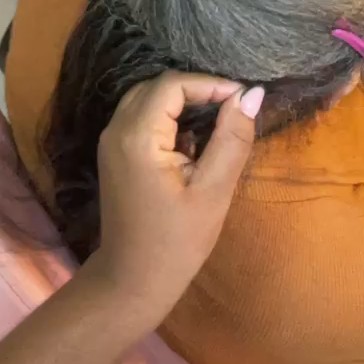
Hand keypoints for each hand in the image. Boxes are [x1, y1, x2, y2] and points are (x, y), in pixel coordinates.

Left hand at [81, 72, 261, 321]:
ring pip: (146, 98)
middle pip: (156, 87)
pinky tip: (193, 137)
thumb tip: (252, 94)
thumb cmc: (177, 242)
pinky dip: (167, 116)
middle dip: (196, 89)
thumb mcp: (213, 191)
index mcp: (137, 135)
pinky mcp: (114, 152)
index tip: (242, 98)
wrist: (132, 280)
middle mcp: (116, 129)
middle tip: (233, 106)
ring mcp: (110, 140)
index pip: (172, 85)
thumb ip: (231, 139)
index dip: (209, 84)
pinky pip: (140, 117)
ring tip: (218, 117)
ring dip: (181, 101)